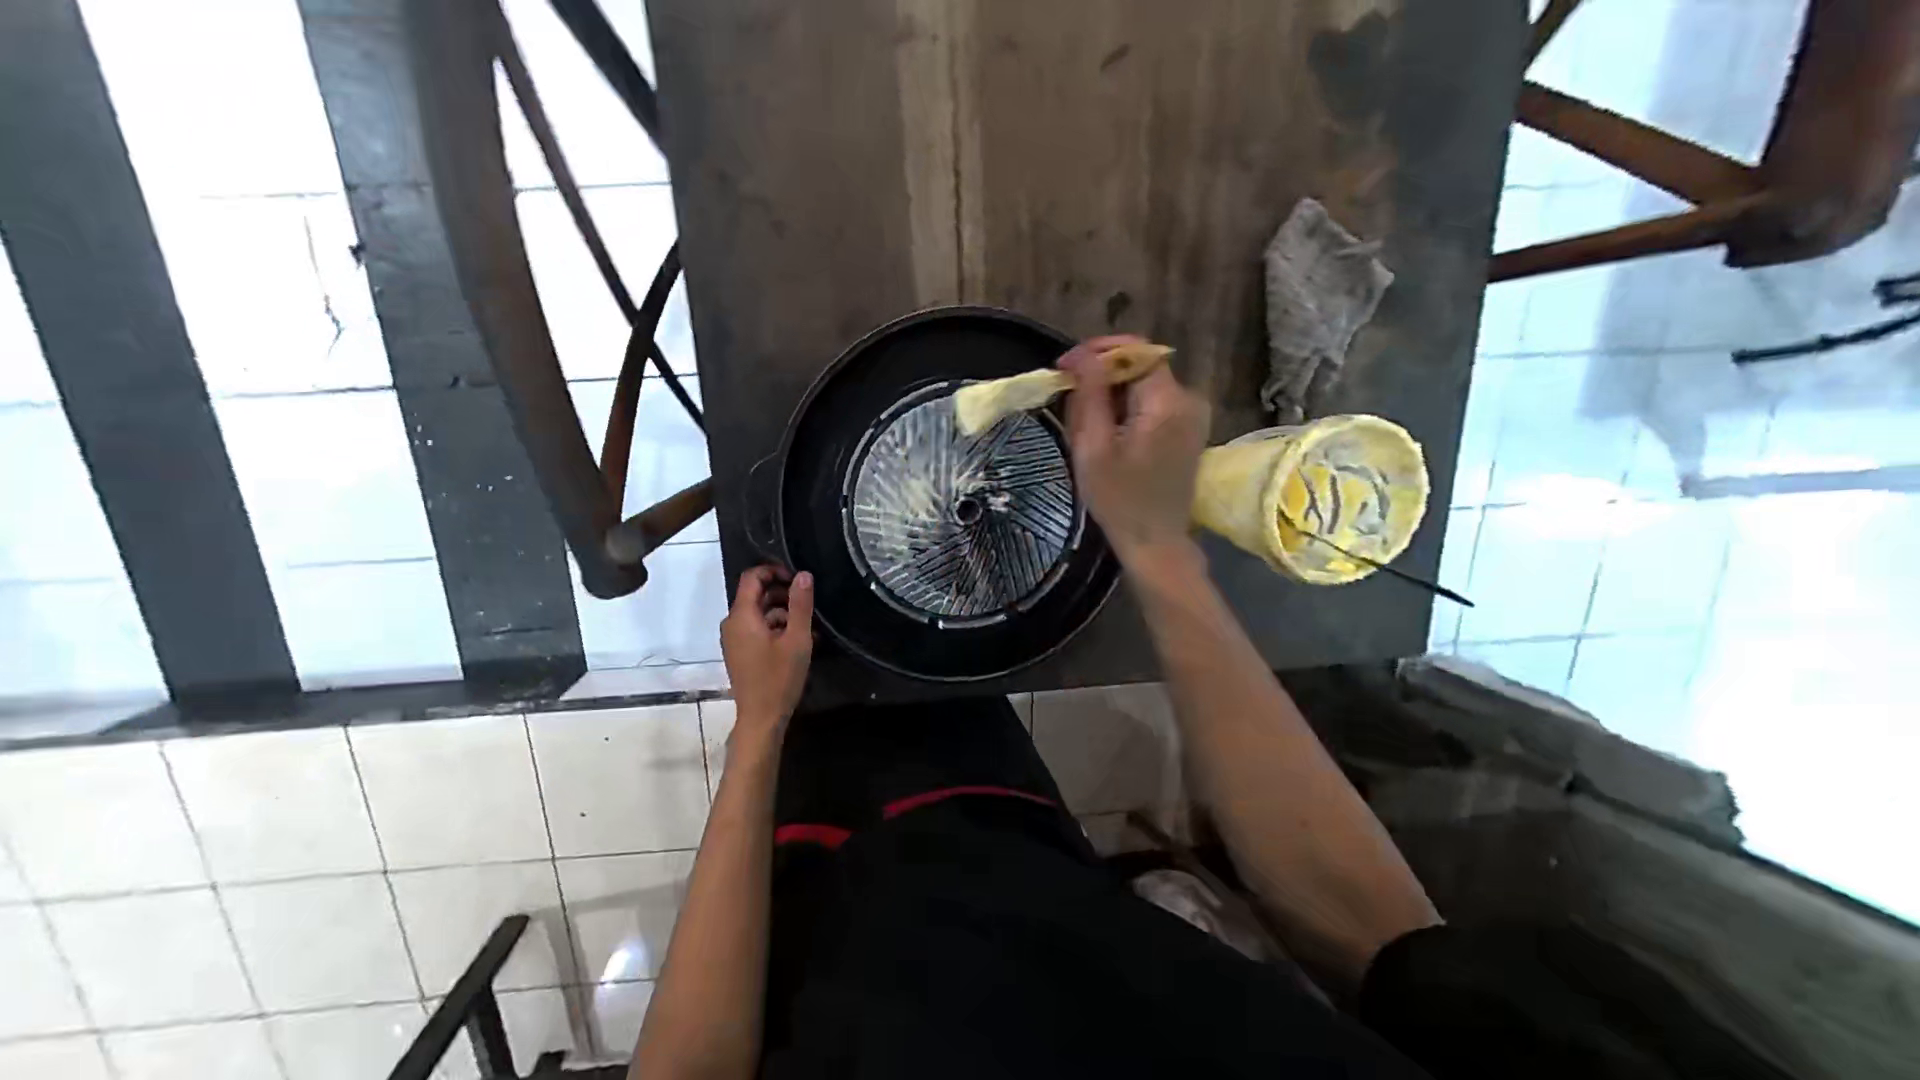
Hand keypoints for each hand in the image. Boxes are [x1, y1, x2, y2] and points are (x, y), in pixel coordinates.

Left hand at [721, 565, 813, 736]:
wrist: (761, 718)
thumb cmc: (779, 678)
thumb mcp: (797, 639)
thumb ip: (800, 604)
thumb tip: (803, 575)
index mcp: (742, 616)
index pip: (751, 577)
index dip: (774, 570)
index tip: (797, 579)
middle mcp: (732, 623)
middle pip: (755, 594)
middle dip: (781, 592)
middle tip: (807, 602)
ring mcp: (734, 639)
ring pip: (757, 612)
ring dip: (781, 611)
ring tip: (808, 623)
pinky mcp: (739, 651)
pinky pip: (755, 628)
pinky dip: (774, 626)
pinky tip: (797, 639)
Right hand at [1060, 336, 1210, 569]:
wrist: (1155, 541)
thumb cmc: (1119, 500)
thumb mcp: (1093, 446)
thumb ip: (1090, 394)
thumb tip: (1082, 354)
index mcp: (1168, 401)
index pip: (1134, 349)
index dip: (1096, 352)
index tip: (1063, 368)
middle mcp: (1188, 399)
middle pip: (1138, 366)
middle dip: (1100, 376)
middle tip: (1068, 401)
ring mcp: (1192, 415)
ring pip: (1142, 384)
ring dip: (1110, 395)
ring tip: (1084, 424)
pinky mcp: (1187, 429)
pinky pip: (1151, 403)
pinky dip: (1125, 409)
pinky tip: (1106, 434)